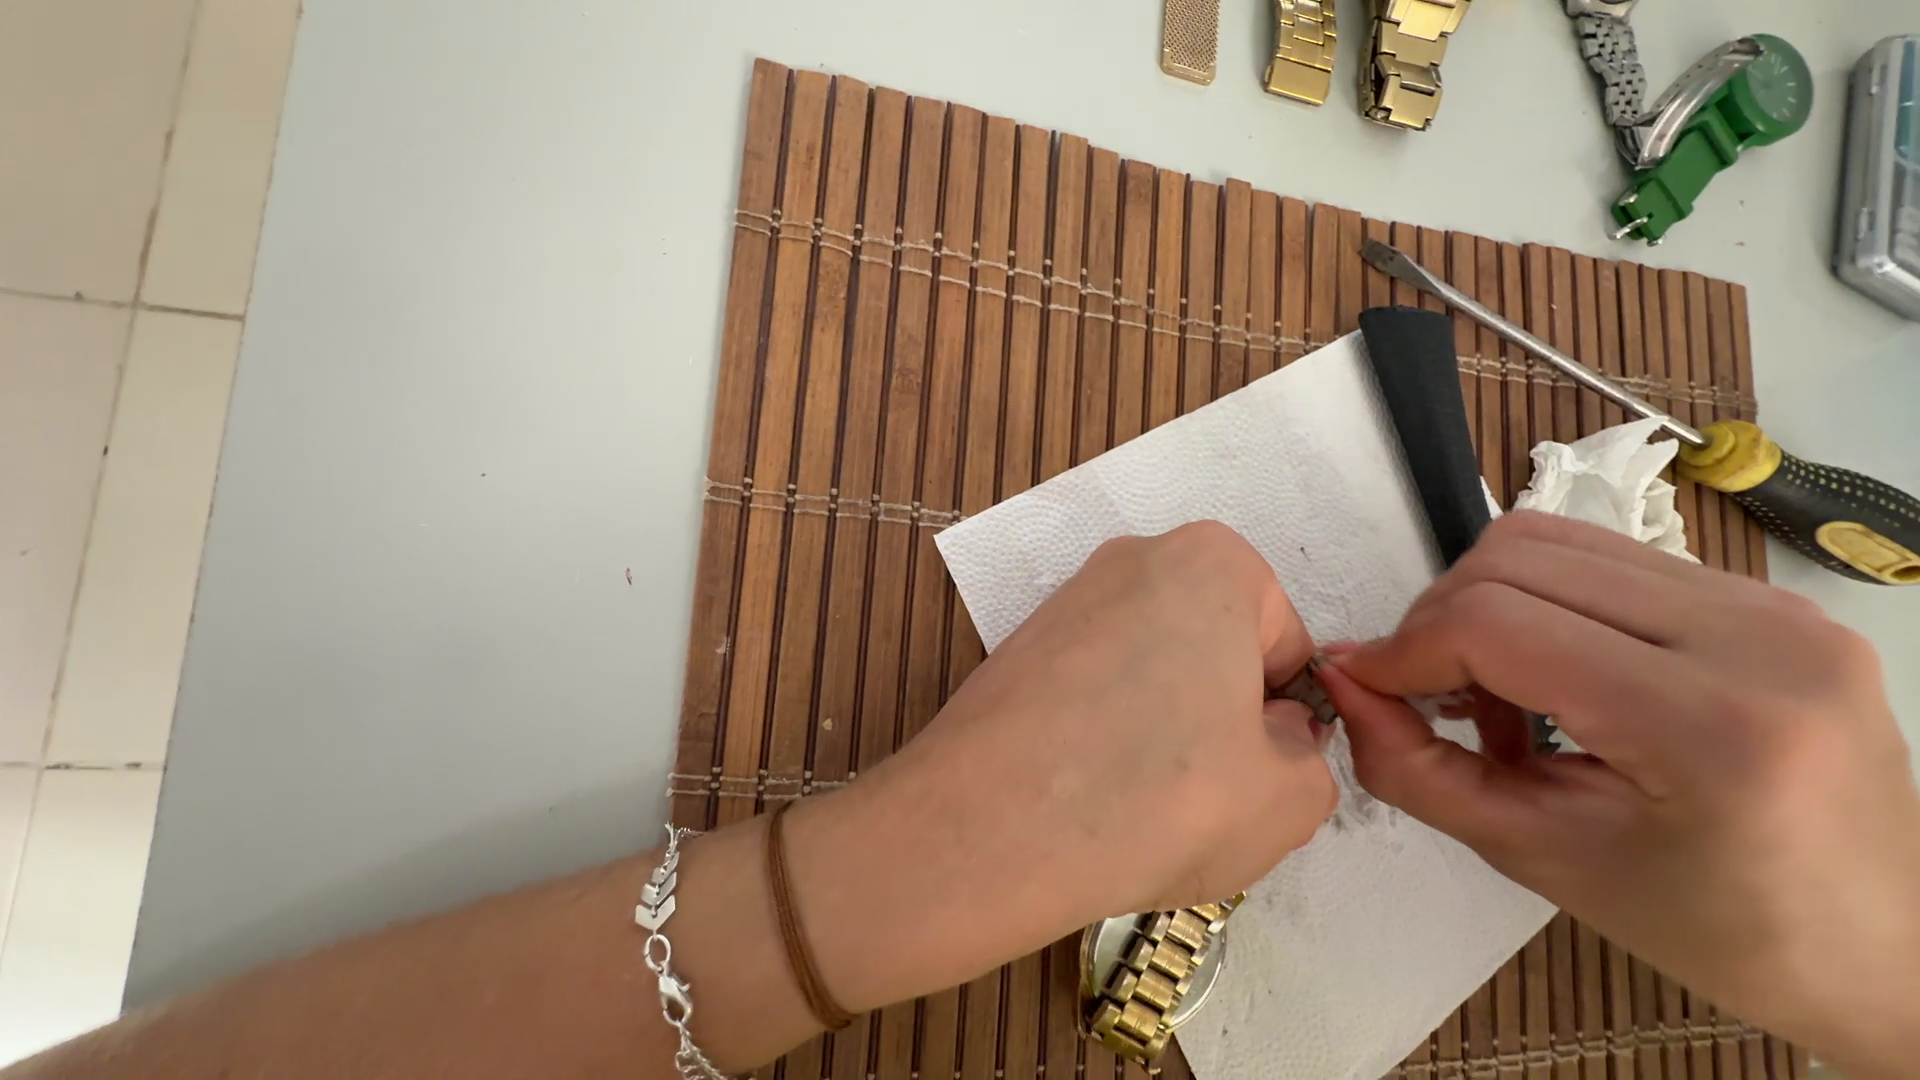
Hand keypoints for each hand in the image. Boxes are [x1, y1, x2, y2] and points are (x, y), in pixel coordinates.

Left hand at [780, 521, 1336, 1017]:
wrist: (994, 825)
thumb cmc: (1161, 797)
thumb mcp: (1289, 795)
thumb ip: (1307, 751)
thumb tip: (1270, 732)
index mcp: (1210, 560)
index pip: (1284, 646)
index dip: (1280, 717)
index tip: (1250, 764)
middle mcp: (1131, 558)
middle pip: (1212, 648)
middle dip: (1220, 711)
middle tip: (1202, 783)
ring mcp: (1065, 599)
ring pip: (1151, 669)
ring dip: (1161, 722)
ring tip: (1139, 790)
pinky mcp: (1018, 644)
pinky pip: (1093, 685)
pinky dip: (1103, 725)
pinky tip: (1089, 780)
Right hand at [1318, 511, 1919, 1077]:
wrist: (1892, 949)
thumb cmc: (1712, 926)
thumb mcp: (1531, 854)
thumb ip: (1411, 765)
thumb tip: (1340, 680)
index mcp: (1712, 723)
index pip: (1495, 621)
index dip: (1403, 648)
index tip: (1366, 689)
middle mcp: (1754, 636)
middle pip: (1512, 558)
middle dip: (1433, 621)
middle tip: (1423, 695)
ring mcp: (1768, 605)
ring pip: (1548, 541)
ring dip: (1480, 604)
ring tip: (1487, 688)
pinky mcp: (1761, 598)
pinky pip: (1597, 560)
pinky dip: (1534, 602)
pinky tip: (1544, 674)